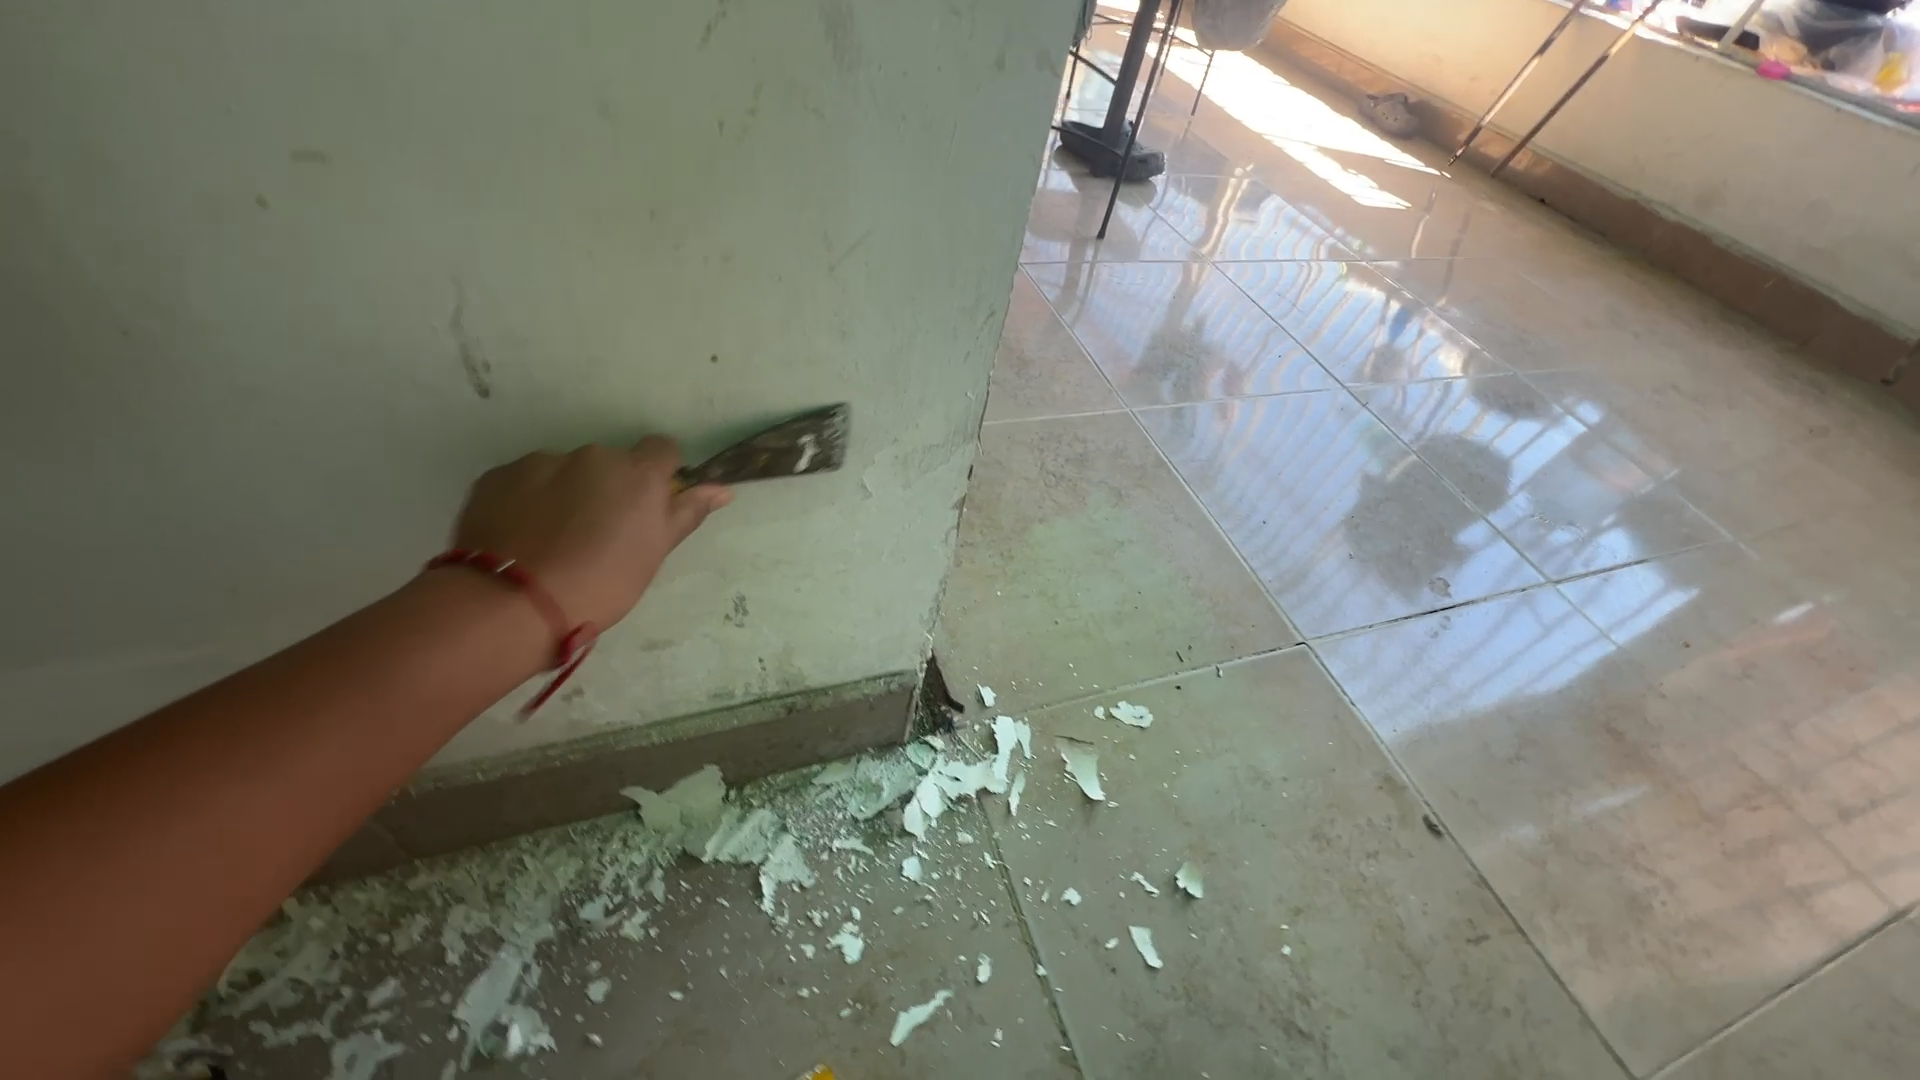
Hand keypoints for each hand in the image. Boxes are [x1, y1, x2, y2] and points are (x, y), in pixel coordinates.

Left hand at [450, 437, 730, 630]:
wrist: (513, 602)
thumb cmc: (601, 584)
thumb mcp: (653, 553)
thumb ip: (686, 514)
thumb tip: (722, 490)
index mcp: (638, 474)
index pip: (662, 449)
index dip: (659, 473)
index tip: (649, 504)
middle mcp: (593, 456)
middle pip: (610, 463)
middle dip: (609, 488)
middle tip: (598, 534)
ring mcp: (542, 461)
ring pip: (566, 471)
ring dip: (568, 493)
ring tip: (554, 539)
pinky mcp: (499, 475)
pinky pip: (525, 481)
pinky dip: (529, 501)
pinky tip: (523, 536)